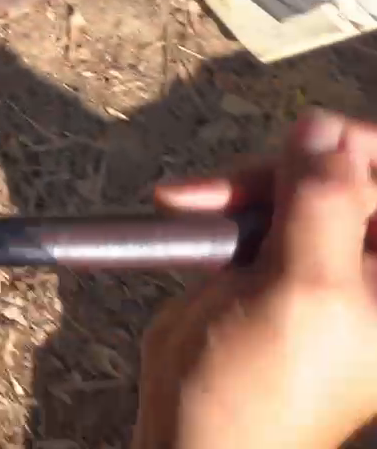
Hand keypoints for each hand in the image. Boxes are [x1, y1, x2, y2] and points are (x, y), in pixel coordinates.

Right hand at [135, 109, 376, 448]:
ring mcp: (328, 256)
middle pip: (345, 173)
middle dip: (278, 169)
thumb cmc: (274, 372)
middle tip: (214, 190)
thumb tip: (324, 127)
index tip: (300, 145)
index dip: (358, 152)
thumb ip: (321, 206)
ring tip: (183, 202)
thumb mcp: (308, 288)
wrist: (208, 414)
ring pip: (294, 181)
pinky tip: (181, 207)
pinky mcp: (274, 253)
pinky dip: (216, 197)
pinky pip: (256, 200)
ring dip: (235, 182)